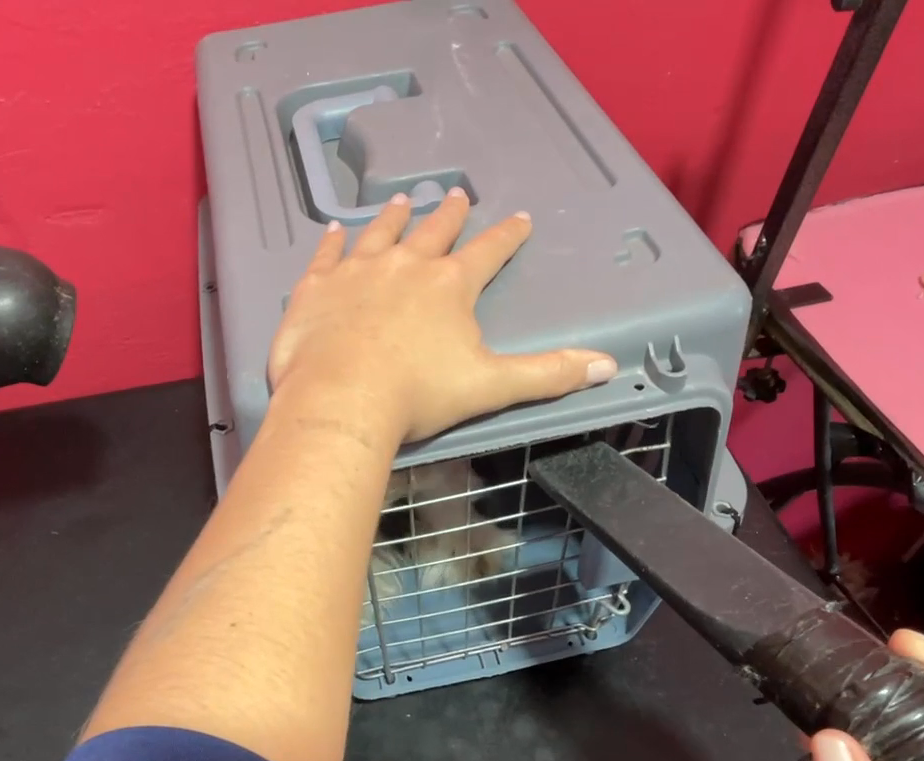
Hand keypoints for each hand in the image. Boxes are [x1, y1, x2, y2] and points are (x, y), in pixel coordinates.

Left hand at [266, 188, 617, 444]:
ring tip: (400, 201)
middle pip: (433, 232)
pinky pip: (326, 255)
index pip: (488, 252)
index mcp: (450, 286)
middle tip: (456, 195)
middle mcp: (406, 266)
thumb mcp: (492, 386)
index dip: (506, 237)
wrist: (342, 400)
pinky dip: (331, 241)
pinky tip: (333, 230)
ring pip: (380, 234)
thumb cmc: (419, 395)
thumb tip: (606, 365)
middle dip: (448, 215)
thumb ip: (548, 374)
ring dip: (393, 218)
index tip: (519, 219)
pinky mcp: (317, 288)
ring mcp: (357, 272)